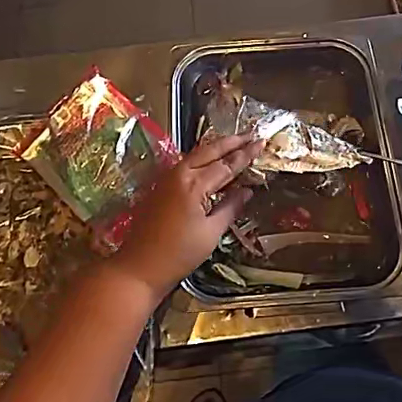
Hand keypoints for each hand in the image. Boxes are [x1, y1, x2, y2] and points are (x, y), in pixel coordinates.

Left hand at [112, 134, 263, 302]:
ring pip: (197, 154)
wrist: (139, 266)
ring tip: (237, 142)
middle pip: (210, 150)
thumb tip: (247, 191)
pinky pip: (187, 163)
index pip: (227, 164)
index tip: (262, 142)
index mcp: (194, 185)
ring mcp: (168, 177)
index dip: (246, 153)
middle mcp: (180, 174)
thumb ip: (230, 207)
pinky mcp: (161, 185)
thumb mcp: (211, 233)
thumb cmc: (178, 254)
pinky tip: (213, 160)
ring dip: (218, 147)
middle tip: (252, 134)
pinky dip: (203, 157)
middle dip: (233, 141)